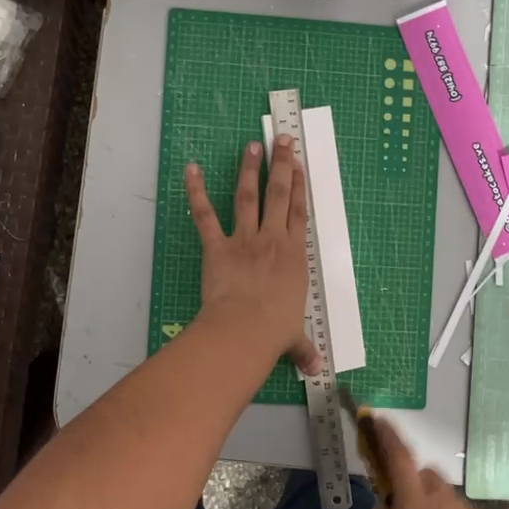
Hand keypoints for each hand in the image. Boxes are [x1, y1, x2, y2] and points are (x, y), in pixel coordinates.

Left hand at [184, 137, 318, 373]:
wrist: (245, 330)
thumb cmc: (274, 332)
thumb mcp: (293, 340)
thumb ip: (303, 349)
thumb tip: (315, 369)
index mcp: (295, 256)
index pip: (299, 213)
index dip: (300, 186)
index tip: (299, 163)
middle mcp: (273, 241)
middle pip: (280, 195)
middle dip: (281, 165)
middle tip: (282, 139)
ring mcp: (244, 241)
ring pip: (249, 197)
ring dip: (249, 170)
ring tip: (251, 146)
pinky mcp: (217, 247)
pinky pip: (205, 216)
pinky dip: (197, 192)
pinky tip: (192, 170)